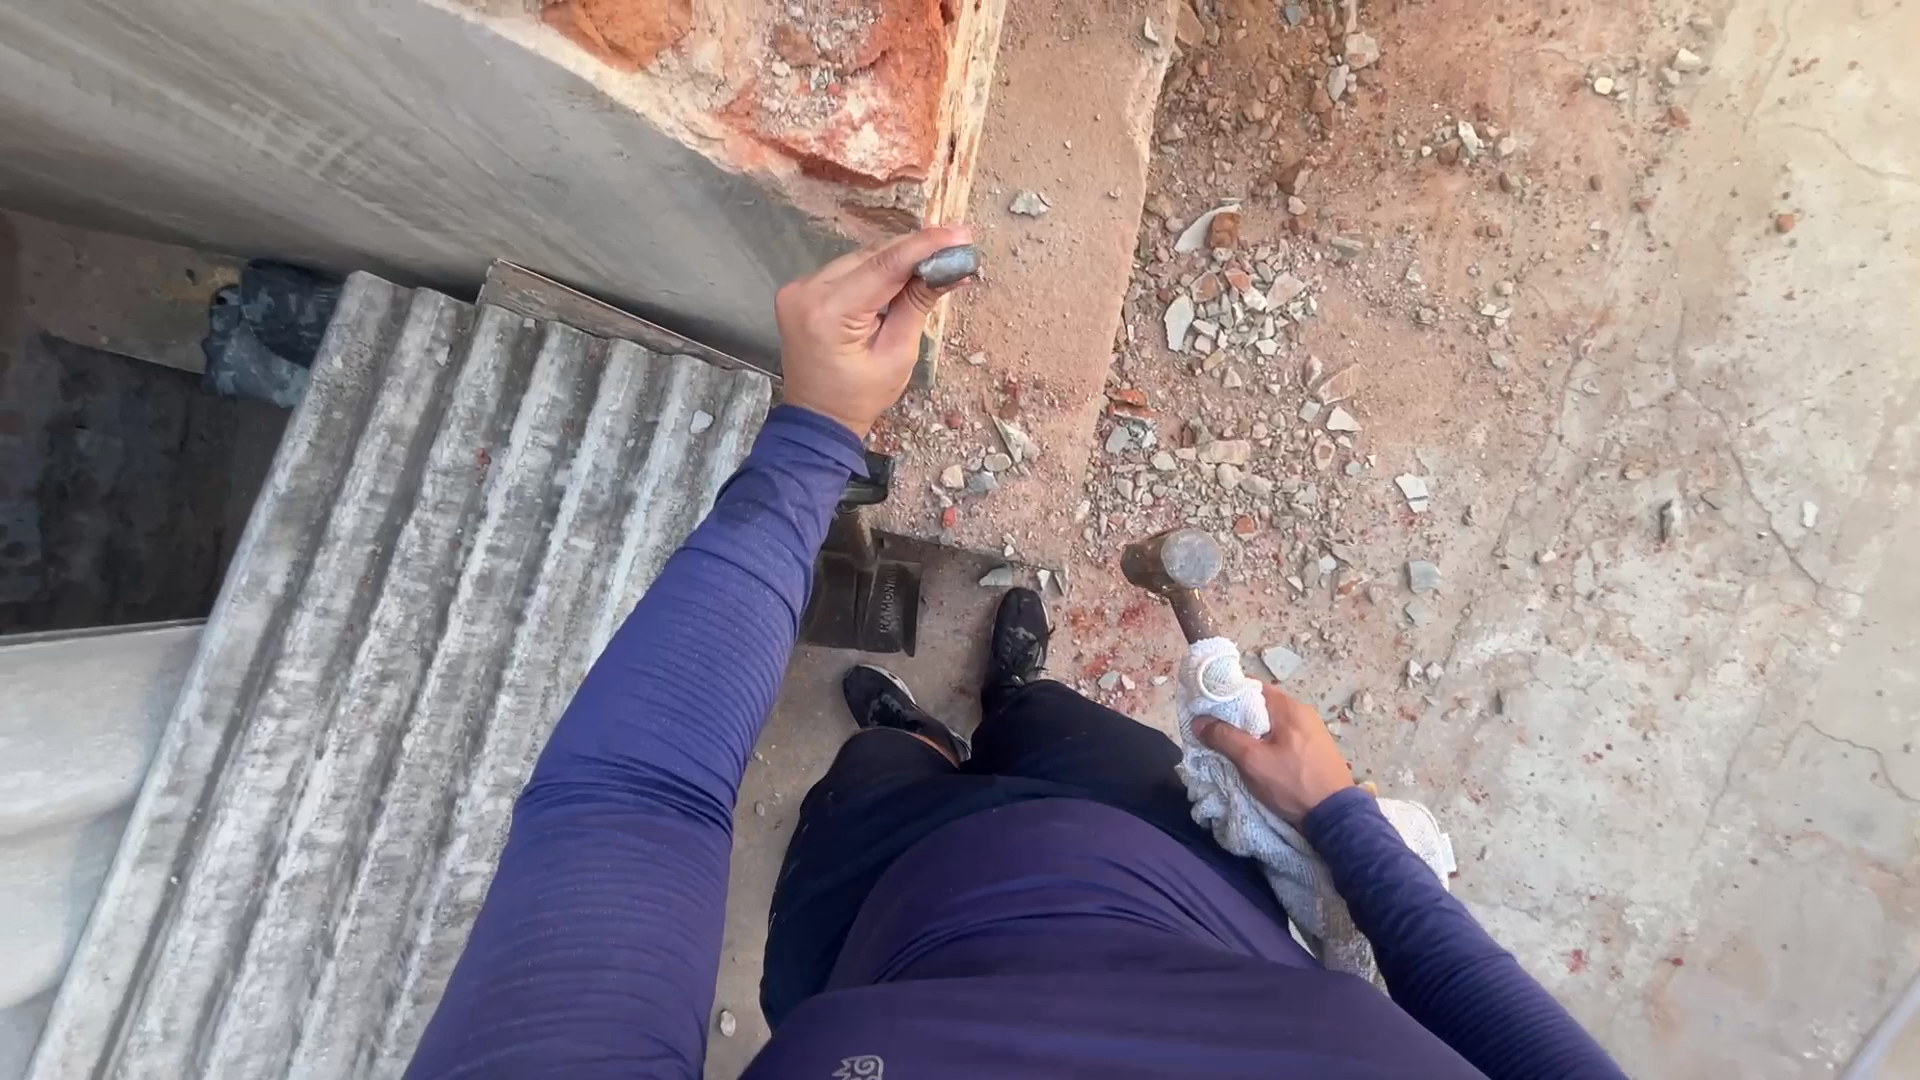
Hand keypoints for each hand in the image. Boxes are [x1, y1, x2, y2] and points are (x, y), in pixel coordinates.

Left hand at [774, 225, 975, 437]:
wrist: (818, 417)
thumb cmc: (860, 396)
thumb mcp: (898, 354)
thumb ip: (918, 304)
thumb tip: (952, 269)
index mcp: (828, 314)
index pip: (884, 267)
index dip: (924, 247)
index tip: (959, 235)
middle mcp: (806, 292)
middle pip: (871, 258)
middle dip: (915, 252)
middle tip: (957, 247)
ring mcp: (799, 288)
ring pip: (859, 260)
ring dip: (897, 260)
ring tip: (935, 262)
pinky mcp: (800, 290)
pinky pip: (846, 270)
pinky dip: (875, 271)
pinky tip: (902, 275)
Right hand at [1194, 683, 1355, 824]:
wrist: (1336, 818)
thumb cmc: (1293, 784)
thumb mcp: (1253, 761)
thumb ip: (1224, 737)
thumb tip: (1199, 722)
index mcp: (1288, 707)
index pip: (1250, 687)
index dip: (1225, 694)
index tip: (1207, 708)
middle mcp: (1302, 712)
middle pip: (1259, 704)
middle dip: (1236, 715)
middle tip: (1215, 729)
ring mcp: (1311, 730)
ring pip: (1270, 721)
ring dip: (1251, 730)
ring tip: (1232, 745)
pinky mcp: (1314, 747)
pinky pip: (1282, 735)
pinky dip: (1266, 740)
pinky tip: (1257, 755)